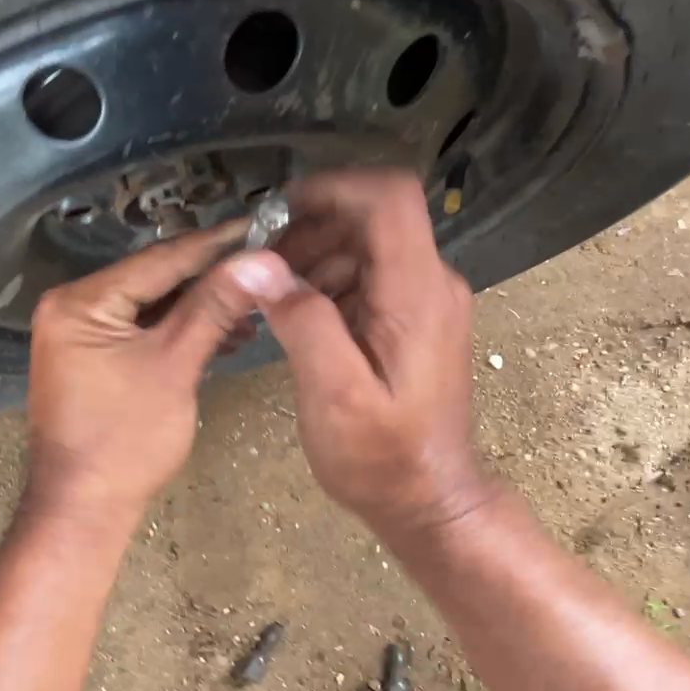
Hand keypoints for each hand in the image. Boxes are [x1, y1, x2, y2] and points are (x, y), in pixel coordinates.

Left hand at [23, 220, 257, 523]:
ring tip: (253, 310)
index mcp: (80, 302)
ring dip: (198, 310)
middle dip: (209, 279)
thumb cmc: (126, 439)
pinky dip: (176, 334)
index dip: (212, 245)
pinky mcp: (89, 359)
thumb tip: (258, 260)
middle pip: (152, 281)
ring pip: (149, 308)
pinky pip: (138, 333)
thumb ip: (213, 307)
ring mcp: (76, 335)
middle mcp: (70, 308)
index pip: (158, 261)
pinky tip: (221, 336)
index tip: (257, 226)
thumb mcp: (174, 366)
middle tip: (262, 267)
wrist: (84, 506)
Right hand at [215, 170, 496, 536]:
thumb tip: (258, 263)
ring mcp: (426, 303)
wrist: (428, 501)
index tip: (276, 213)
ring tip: (272, 294)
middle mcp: (431, 284)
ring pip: (368, 246)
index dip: (331, 189)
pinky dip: (329, 283)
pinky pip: (370, 278)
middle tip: (260, 266)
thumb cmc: (380, 457)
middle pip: (372, 218)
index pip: (388, 198)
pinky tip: (298, 316)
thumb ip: (301, 321)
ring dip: (315, 256)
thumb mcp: (333, 394)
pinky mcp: (414, 322)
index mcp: (416, 292)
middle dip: (311, 229)